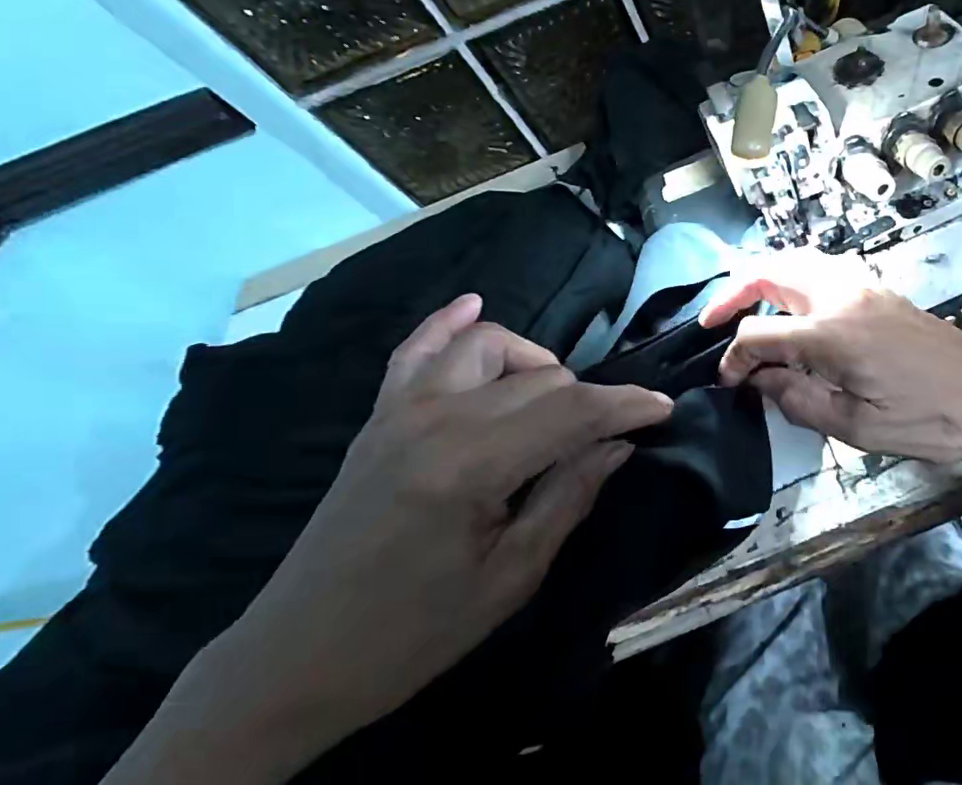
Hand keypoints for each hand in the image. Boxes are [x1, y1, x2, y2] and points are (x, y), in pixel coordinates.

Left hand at [108, 295, 672, 783]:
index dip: (624, 406)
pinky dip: (449, 324)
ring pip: (486, 345)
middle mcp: (435, 417)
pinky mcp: (378, 414)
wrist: (299, 655)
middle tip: (608, 436)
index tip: (663, 408)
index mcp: (469, 465)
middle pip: (537, 377)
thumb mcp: (509, 580)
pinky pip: (416, 348)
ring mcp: (400, 408)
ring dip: (533, 364)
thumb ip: (567, 499)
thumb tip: (616, 447)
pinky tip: (473, 305)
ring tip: (553, 403)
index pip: (569, 410)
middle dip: (585, 399)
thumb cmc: (413, 634)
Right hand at [699, 251, 961, 464]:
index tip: (729, 381)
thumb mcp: (858, 428)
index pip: (760, 332)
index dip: (734, 356)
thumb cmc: (933, 419)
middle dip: (732, 292)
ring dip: (761, 278)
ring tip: (743, 306)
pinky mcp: (878, 290)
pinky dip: (790, 278)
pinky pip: (819, 268)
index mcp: (832, 333)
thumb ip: (798, 400)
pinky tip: (789, 306)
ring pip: (796, 261)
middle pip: (769, 271)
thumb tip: (759, 380)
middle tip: (712, 320)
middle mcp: (841, 296)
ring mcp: (862, 286)